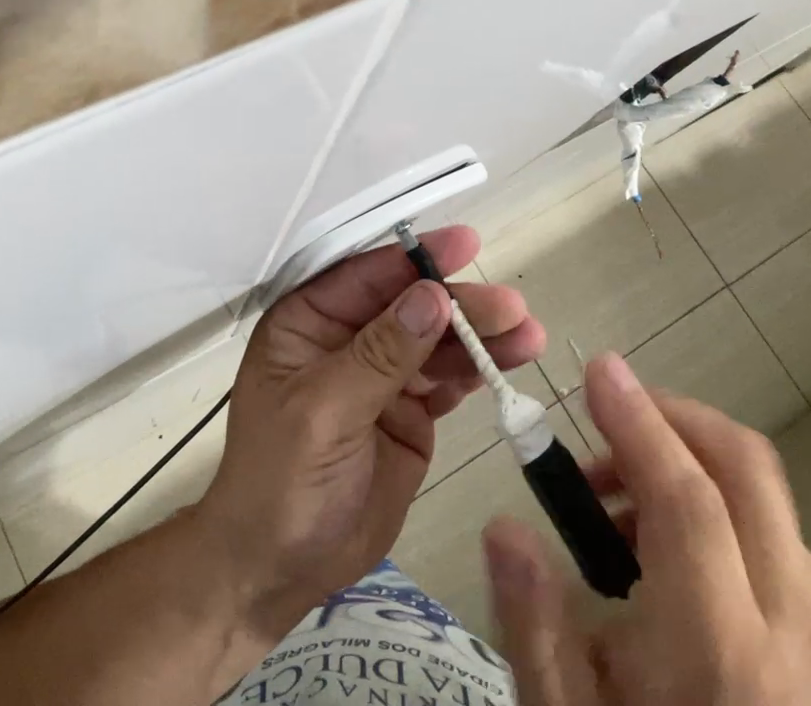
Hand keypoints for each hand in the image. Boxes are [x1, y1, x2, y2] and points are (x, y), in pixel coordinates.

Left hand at [195, 225, 545, 630]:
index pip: (363, 277)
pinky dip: (476, 371)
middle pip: (408, 306)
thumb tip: (432, 295)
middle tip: (512, 308)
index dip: (412, 258)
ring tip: (527, 335)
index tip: (466, 243)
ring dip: (479, 336)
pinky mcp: (407, 413)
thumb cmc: (282, 482)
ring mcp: (379, 377)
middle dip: (458, 303)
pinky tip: (507, 364)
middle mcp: (344, 341)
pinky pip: (446, 380)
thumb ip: (379, 355)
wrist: (282, 567)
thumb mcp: (324, 412)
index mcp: (306, 325)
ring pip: (434, 341)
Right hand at [483, 356, 810, 704]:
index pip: (689, 504)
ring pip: (761, 487)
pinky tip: (652, 530)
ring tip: (607, 493)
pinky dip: (709, 488)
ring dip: (684, 455)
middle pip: (746, 471)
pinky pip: (769, 516)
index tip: (598, 373)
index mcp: (717, 650)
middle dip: (671, 417)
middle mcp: (787, 622)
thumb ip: (531, 615)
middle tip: (599, 418)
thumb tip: (503, 523)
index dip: (641, 427)